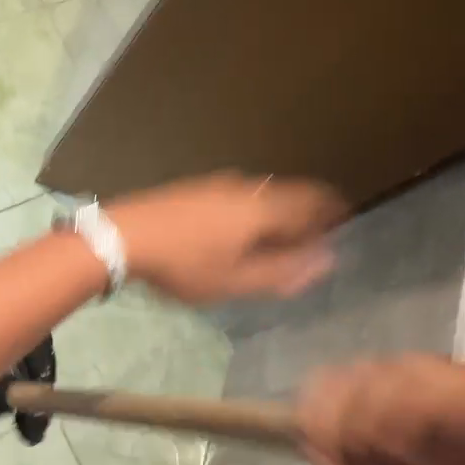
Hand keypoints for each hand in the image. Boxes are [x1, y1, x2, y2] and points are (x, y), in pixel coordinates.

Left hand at [106, 172, 344, 305]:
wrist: (122, 236)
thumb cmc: (183, 264)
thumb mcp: (235, 281)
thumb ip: (282, 272)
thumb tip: (326, 261)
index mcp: (264, 207)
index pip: (313, 200)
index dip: (332, 211)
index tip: (342, 223)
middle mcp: (245, 187)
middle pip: (287, 193)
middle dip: (304, 211)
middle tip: (310, 233)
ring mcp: (215, 184)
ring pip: (259, 193)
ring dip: (274, 211)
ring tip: (274, 236)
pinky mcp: (190, 188)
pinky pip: (234, 195)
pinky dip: (247, 210)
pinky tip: (233, 230)